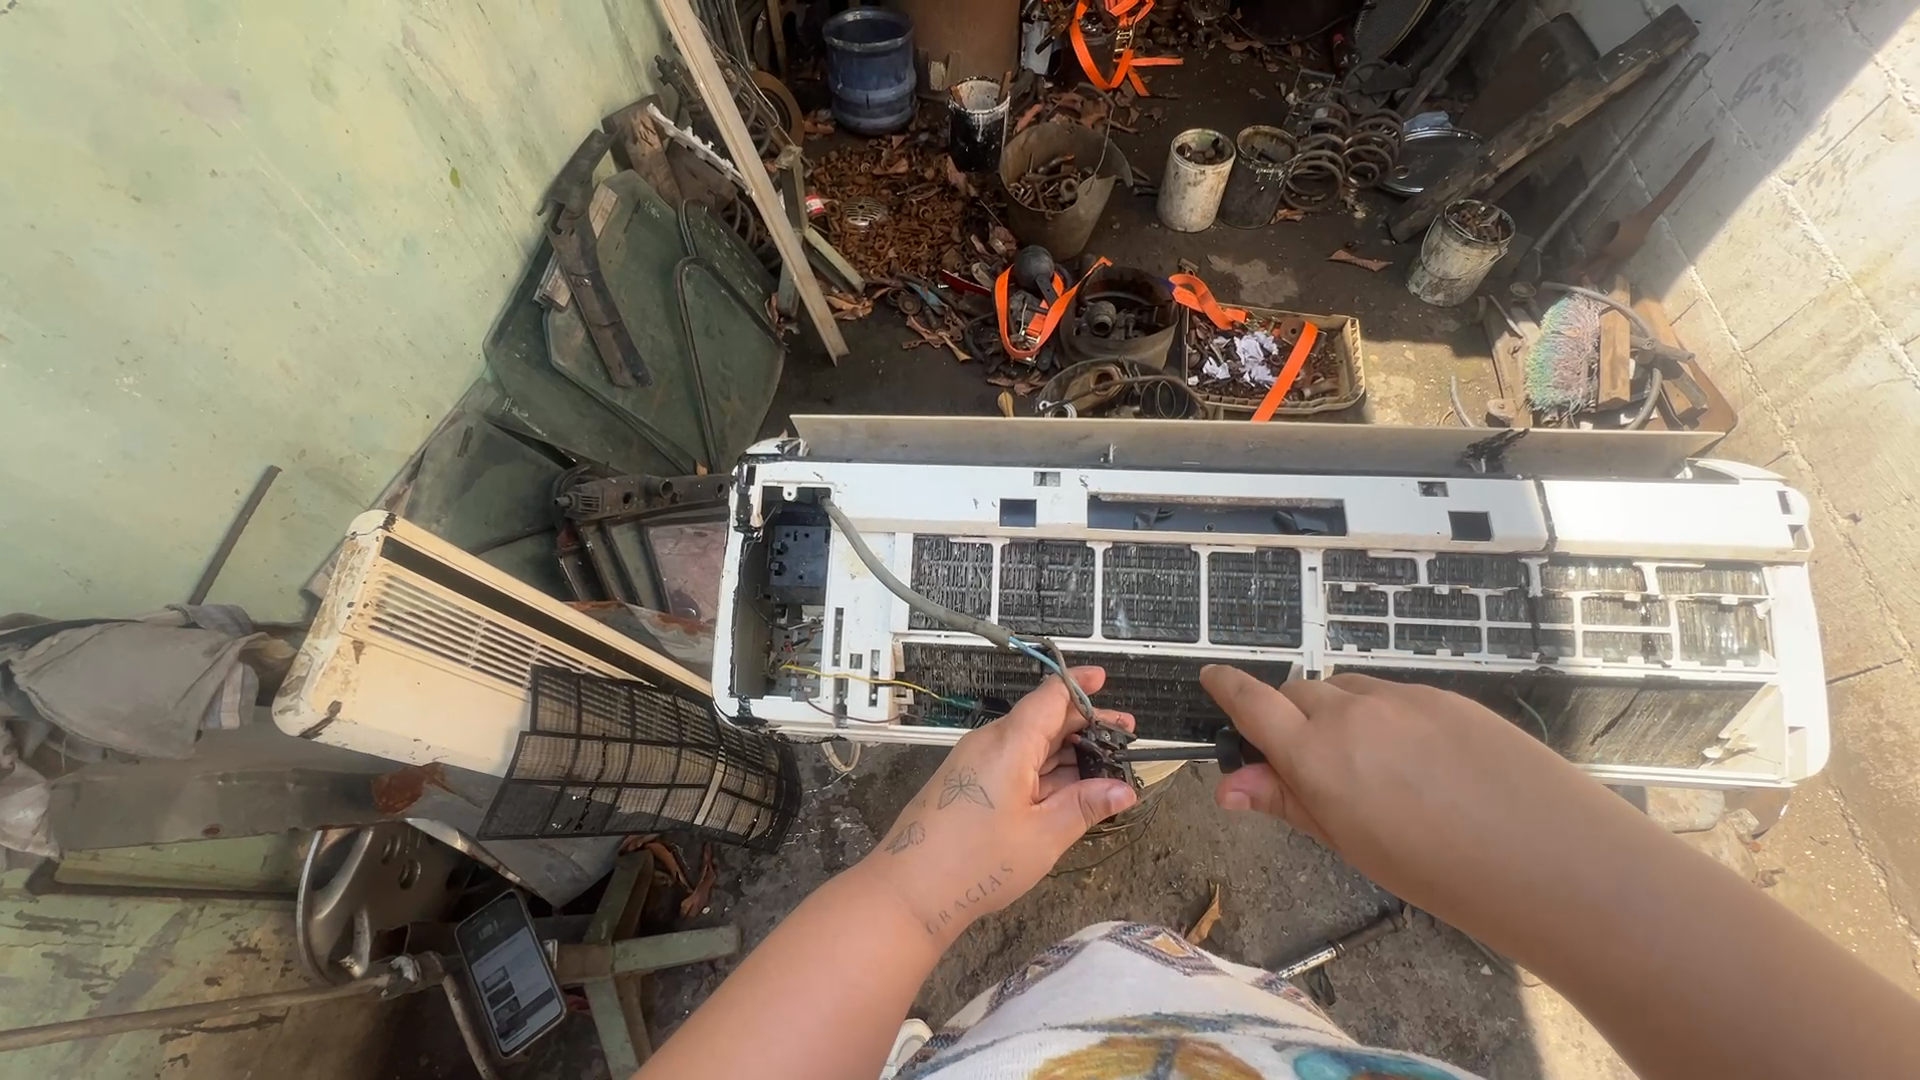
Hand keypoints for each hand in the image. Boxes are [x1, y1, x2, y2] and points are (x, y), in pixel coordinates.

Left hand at [858, 667, 1137, 946]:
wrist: (909, 890)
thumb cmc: (979, 860)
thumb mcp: (1043, 835)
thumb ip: (1085, 806)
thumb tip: (1124, 790)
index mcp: (1009, 742)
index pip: (1049, 697)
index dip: (1078, 684)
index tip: (1104, 678)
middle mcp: (991, 742)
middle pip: (1043, 719)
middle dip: (1084, 724)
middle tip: (1125, 735)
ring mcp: (977, 762)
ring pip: (1030, 743)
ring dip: (1067, 751)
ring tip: (1107, 764)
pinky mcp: (969, 782)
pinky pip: (1014, 763)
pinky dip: (1045, 769)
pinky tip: (1069, 787)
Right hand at [1200, 666, 1640, 920]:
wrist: (1559, 864)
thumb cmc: (1439, 872)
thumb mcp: (1348, 842)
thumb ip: (1285, 802)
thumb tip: (1227, 788)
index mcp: (1316, 755)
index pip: (1250, 702)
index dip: (1225, 685)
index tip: (1211, 678)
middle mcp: (1349, 713)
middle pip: (1297, 692)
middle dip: (1291, 716)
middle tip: (1315, 762)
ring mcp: (1400, 698)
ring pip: (1345, 689)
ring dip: (1339, 712)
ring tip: (1375, 762)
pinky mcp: (1444, 695)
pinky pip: (1393, 694)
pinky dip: (1385, 714)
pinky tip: (1421, 757)